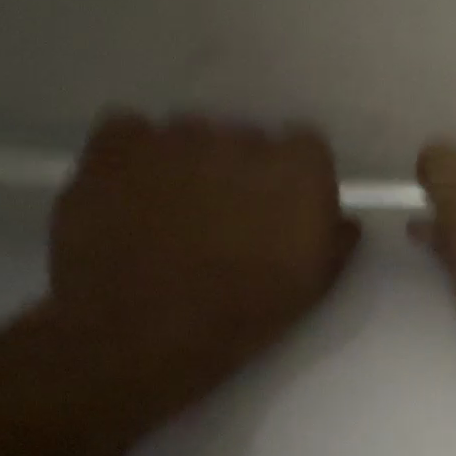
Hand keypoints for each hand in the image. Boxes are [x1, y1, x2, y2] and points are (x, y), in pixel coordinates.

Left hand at [48, 111, 360, 417]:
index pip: (307, 145)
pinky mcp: (116, 142)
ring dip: (191, 162)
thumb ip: (334, 239)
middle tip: (231, 213)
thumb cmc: (248, 308)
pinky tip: (135, 193)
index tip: (288, 206)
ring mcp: (175, 136)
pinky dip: (137, 156)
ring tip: (178, 208)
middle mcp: (241, 138)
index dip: (298, 174)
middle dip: (242, 168)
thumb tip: (340, 219)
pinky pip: (133, 131)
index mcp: (300, 170)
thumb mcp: (315, 283)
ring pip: (191, 135)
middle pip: (247, 138)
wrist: (149, 324)